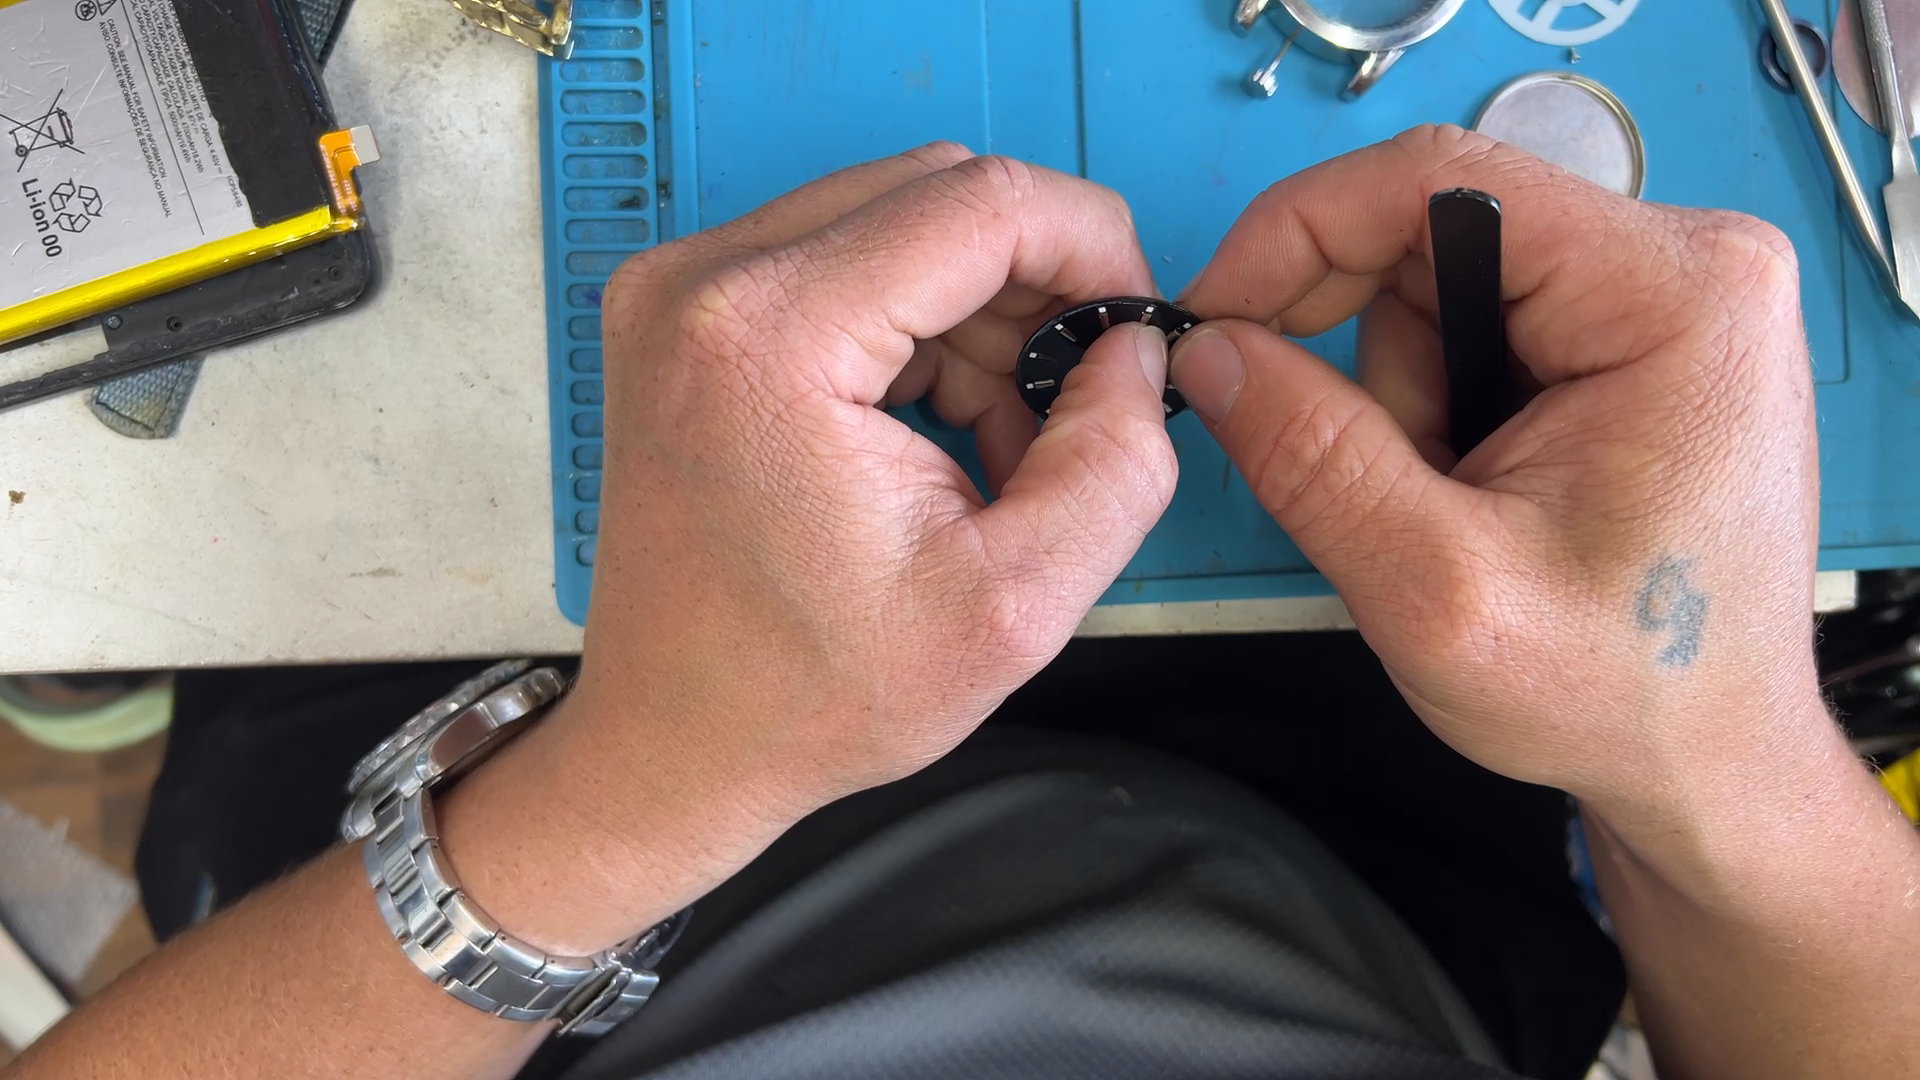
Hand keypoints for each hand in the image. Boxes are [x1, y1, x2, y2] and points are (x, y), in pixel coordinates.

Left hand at [534, 144, 1170, 887]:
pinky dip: (921, 340)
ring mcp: (686, 296)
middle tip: (1072, 404)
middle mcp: (707, 285)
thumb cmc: (812, 697)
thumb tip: (1133, 354)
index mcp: (774, 336)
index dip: (1090, 244)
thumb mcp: (1013, 607)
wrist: (677, 741)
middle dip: (1035, 292)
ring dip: (979, 326)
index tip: (1130, 322)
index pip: (981, 203)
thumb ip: (1117, 465)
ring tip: (1001, 451)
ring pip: (898, 236)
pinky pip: (848, 277)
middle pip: (936, 202)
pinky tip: (939, 438)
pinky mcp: (694, 324)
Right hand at [1173, 126, 1824, 819]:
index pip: (1430, 185)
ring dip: (1373, 399)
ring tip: (1418, 502)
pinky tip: (1437, 487)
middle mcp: (1658, 265)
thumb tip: (1200, 351)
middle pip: (1413, 235)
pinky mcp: (1588, 349)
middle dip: (1330, 341)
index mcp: (1660, 292)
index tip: (1201, 324)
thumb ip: (1309, 458)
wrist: (1689, 756)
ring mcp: (1623, 305)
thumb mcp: (1428, 584)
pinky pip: (1436, 339)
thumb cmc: (1599, 688)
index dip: (1286, 239)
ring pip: (1411, 297)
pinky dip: (1398, 412)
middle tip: (1298, 444)